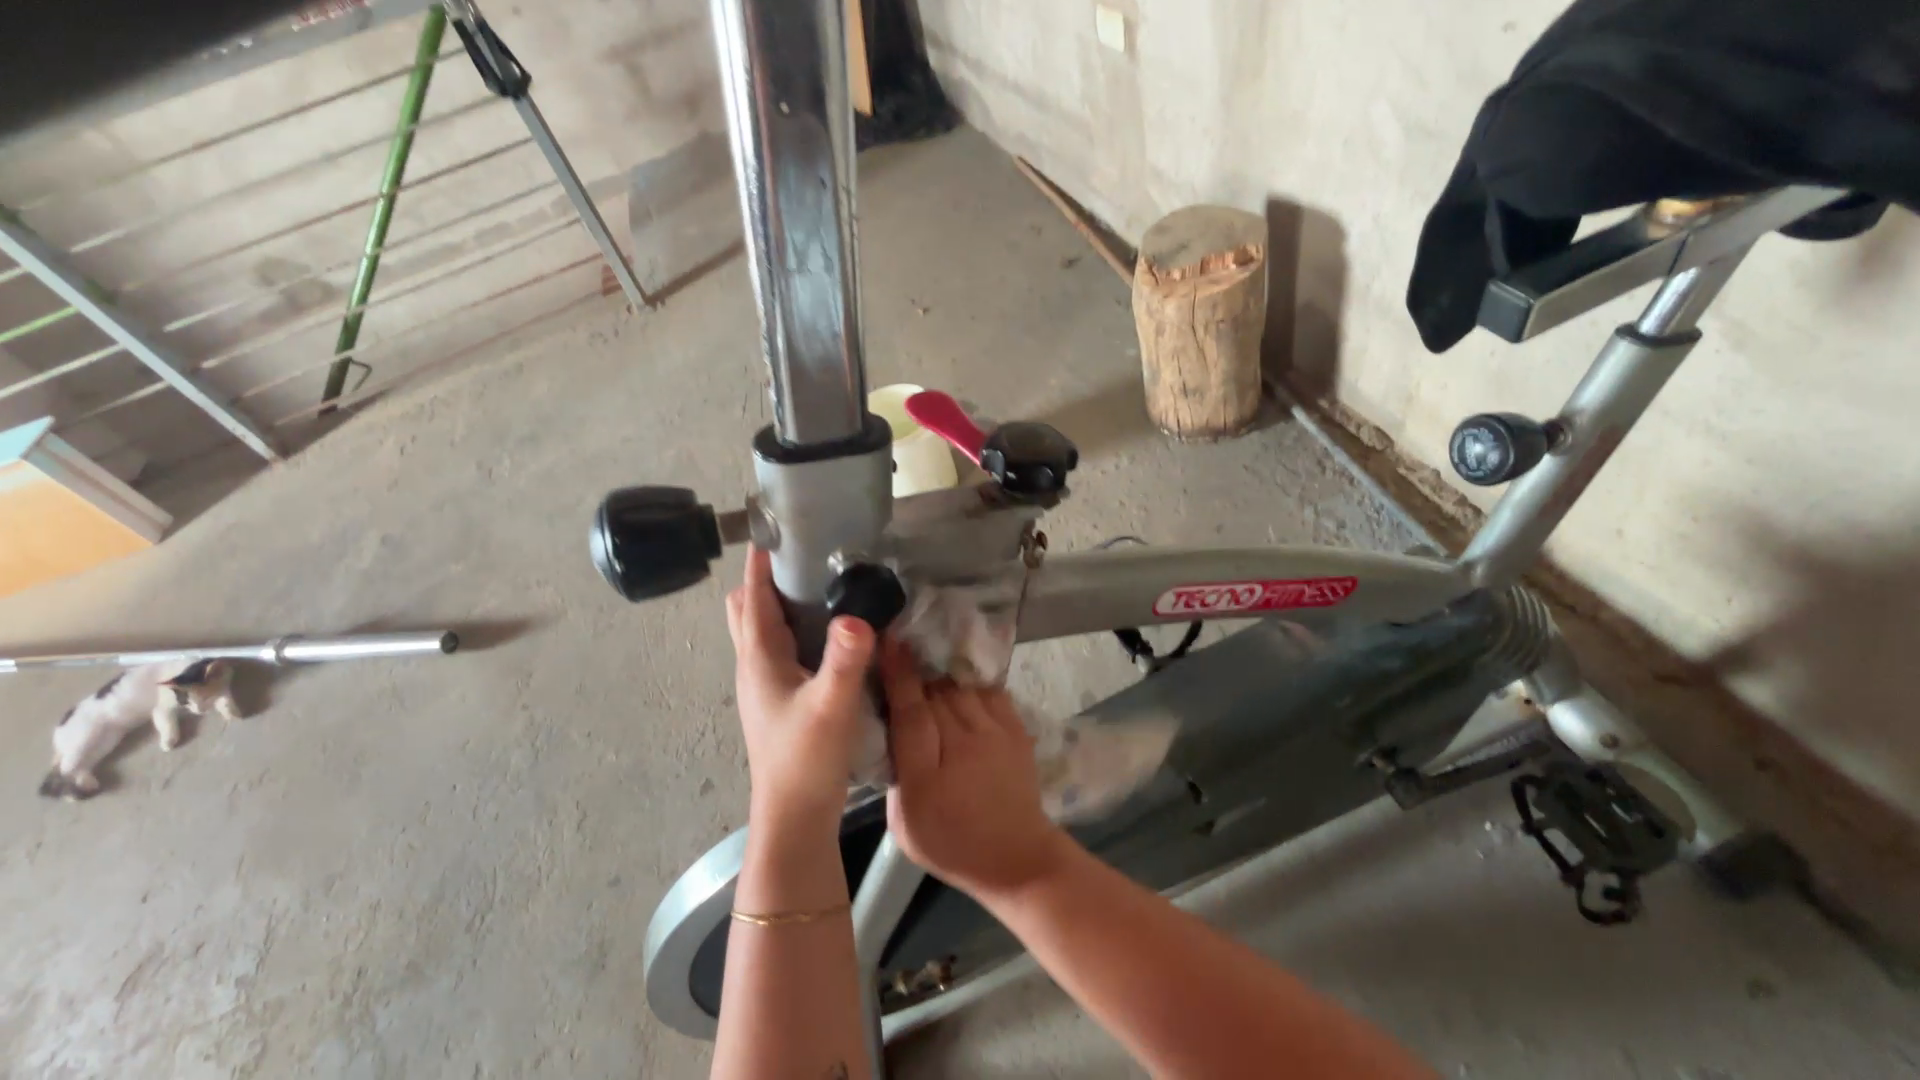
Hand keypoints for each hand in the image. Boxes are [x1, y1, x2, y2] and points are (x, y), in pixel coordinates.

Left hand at [726, 546, 875, 827]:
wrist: (795, 817)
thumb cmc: (805, 761)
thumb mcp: (831, 708)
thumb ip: (844, 661)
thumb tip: (857, 615)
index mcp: (759, 659)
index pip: (751, 597)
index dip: (759, 563)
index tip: (777, 528)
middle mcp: (755, 667)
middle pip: (747, 610)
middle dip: (766, 579)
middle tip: (805, 557)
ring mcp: (765, 686)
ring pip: (763, 631)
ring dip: (781, 604)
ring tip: (822, 584)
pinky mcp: (780, 701)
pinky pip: (782, 650)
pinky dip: (796, 630)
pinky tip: (831, 635)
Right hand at [881, 639, 1073, 899]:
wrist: (1016, 858)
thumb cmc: (951, 845)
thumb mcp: (904, 824)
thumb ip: (895, 775)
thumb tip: (888, 734)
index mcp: (927, 775)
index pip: (911, 712)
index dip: (897, 675)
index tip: (887, 644)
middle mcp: (964, 746)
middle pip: (935, 692)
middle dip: (916, 677)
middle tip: (900, 666)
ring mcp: (995, 735)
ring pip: (961, 689)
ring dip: (942, 682)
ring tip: (929, 681)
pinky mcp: (1017, 731)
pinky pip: (989, 693)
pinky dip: (972, 688)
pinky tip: (961, 690)